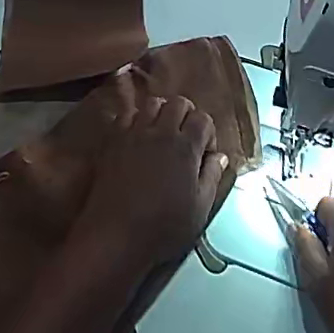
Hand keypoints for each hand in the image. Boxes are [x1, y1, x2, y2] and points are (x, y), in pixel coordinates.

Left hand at [74, 90, 226, 267]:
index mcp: (185, 148)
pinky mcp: (113, 135)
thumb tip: (220, 156)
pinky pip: (127, 113)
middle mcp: (160, 131)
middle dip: (187, 115)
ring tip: (162, 134)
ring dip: (161, 113)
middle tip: (185, 138)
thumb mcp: (199, 208)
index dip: (208, 132)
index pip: (203, 119)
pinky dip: (137, 118)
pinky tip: (138, 136)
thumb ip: (211, 177)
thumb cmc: (163, 226)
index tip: (204, 152)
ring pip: (152, 102)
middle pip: (178, 103)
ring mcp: (134, 130)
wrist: (117, 230)